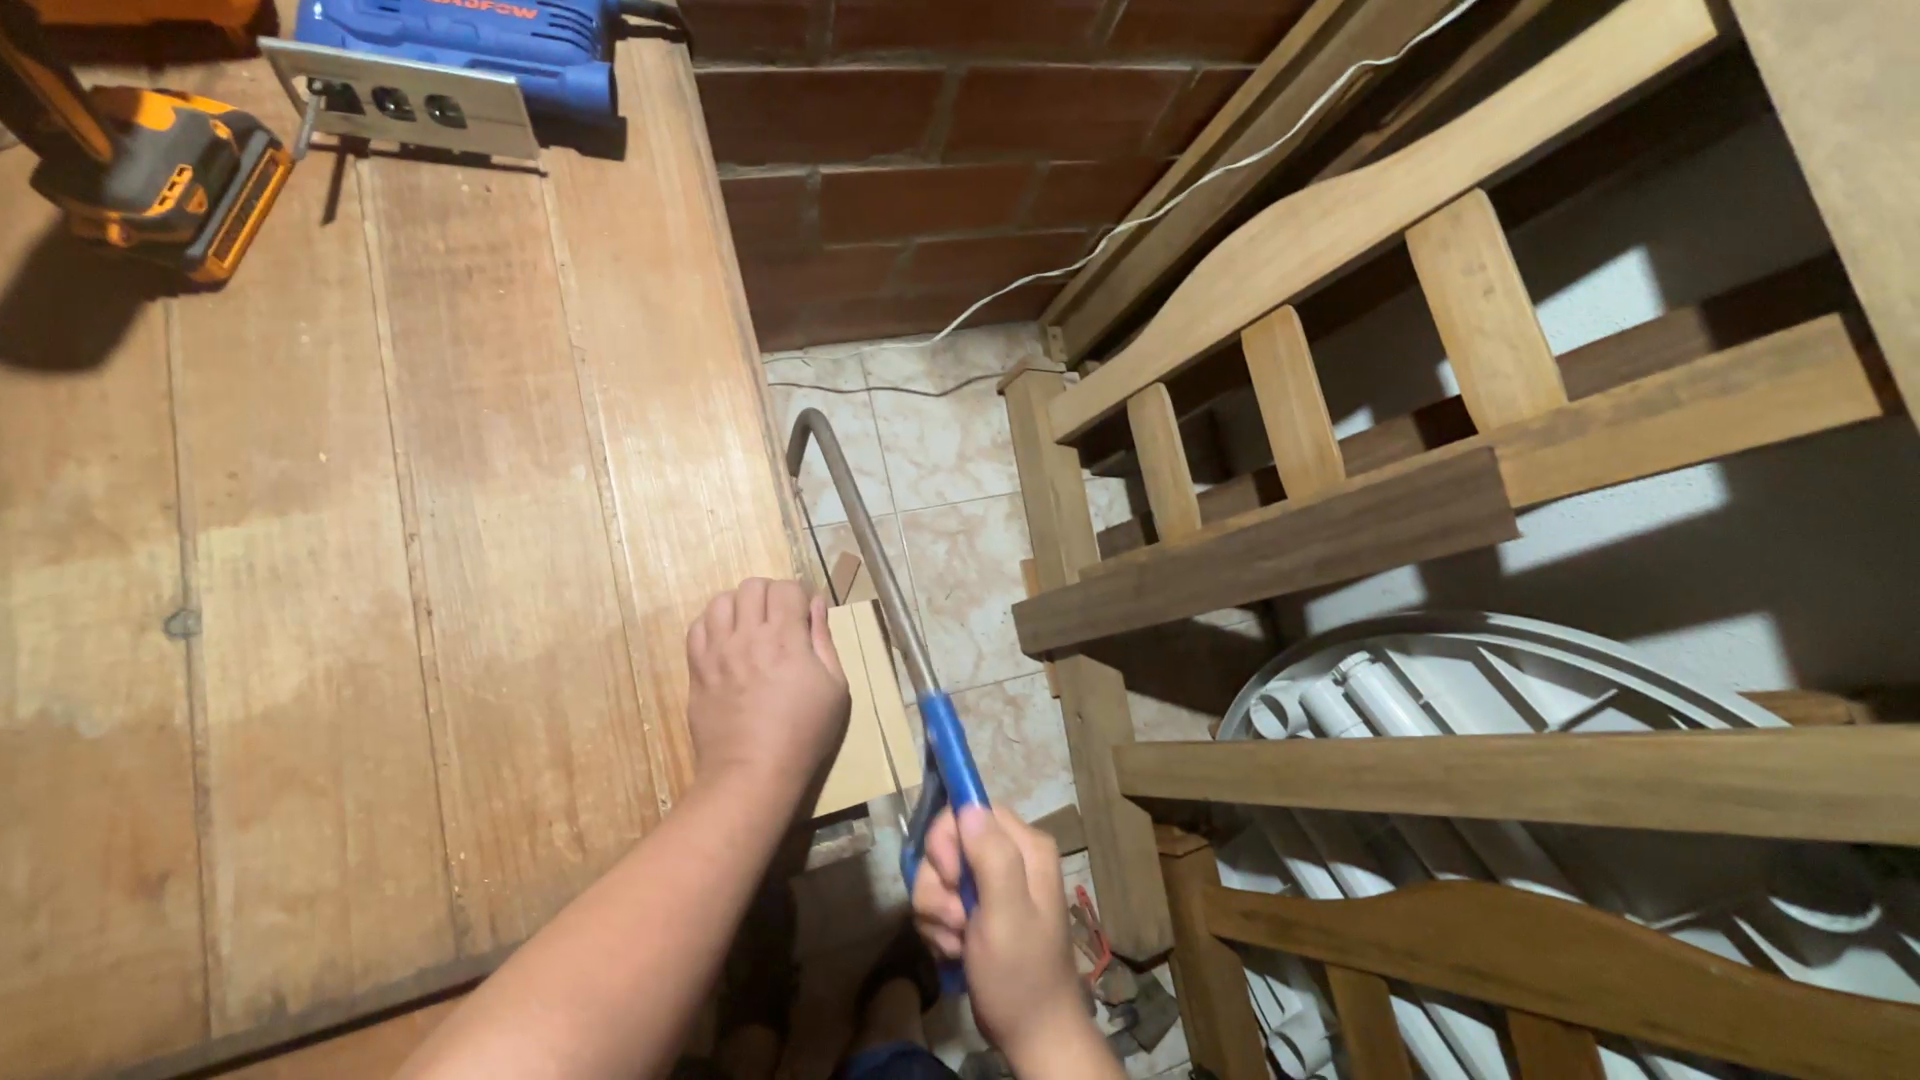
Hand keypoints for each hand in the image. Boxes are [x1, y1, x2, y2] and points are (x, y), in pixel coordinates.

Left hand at [686, 578, 849, 791]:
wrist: (752, 771)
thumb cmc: (804, 733)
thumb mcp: (834, 687)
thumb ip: (824, 640)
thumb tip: (817, 604)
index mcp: (786, 637)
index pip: (786, 588)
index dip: (798, 596)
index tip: (804, 616)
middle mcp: (748, 635)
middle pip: (752, 587)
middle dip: (770, 595)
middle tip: (779, 620)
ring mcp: (717, 650)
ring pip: (720, 601)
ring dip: (739, 606)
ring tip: (749, 627)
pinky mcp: (697, 668)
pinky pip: (697, 627)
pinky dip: (712, 624)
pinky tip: (726, 642)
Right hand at [912, 806, 1085, 1063]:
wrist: (1030, 1032)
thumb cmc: (1021, 972)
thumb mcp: (1007, 913)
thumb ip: (992, 856)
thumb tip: (968, 805)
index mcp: (1026, 846)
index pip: (971, 809)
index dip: (949, 839)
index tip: (950, 876)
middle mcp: (1008, 857)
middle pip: (947, 843)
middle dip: (940, 885)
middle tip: (957, 917)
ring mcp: (990, 885)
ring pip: (937, 876)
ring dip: (937, 914)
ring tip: (959, 942)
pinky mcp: (974, 910)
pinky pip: (938, 903)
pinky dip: (939, 929)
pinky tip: (956, 951)